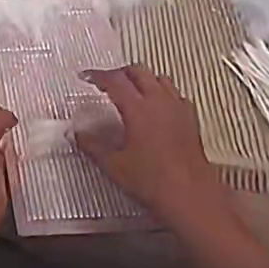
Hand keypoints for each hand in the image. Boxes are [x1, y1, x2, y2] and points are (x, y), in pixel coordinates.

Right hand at [77, 65, 226, 224]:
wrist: (190, 196)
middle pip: (138, 71)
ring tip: (130, 89)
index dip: (97, 76)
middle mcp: (160, 102)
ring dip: (142, 79)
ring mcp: (178, 109)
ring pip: (159, 78)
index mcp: (138, 109)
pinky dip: (162, 93)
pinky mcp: (190, 120)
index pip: (114, 80)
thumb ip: (92, 145)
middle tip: (106, 81)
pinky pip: (175, 94)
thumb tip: (78, 134)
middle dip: (120, 72)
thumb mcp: (113, 164)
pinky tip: (156, 106)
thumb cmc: (153, 181)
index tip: (87, 77)